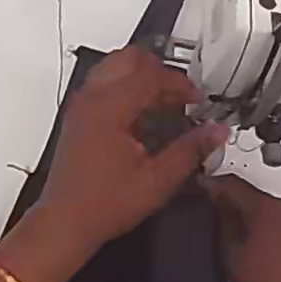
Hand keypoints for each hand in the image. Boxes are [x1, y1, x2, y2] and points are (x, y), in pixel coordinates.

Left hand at [32, 47, 227, 252]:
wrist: (65, 223)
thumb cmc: (100, 205)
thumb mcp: (157, 181)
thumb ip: (190, 151)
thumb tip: (215, 132)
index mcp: (109, 108)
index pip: (151, 75)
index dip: (180, 84)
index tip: (196, 98)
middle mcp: (91, 99)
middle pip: (129, 58)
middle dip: (160, 70)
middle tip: (180, 92)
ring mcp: (82, 105)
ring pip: (115, 66)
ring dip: (142, 76)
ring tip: (164, 101)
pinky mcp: (78, 116)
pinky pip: (104, 83)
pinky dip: (126, 87)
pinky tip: (143, 114)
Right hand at [201, 173, 280, 281]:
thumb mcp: (230, 248)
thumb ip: (220, 217)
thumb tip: (213, 201)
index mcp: (265, 205)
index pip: (231, 182)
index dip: (209, 182)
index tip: (196, 184)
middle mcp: (279, 207)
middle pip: (244, 189)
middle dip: (222, 193)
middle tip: (202, 199)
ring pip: (253, 201)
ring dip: (235, 205)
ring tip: (215, 218)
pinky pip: (263, 214)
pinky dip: (248, 217)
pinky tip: (236, 233)